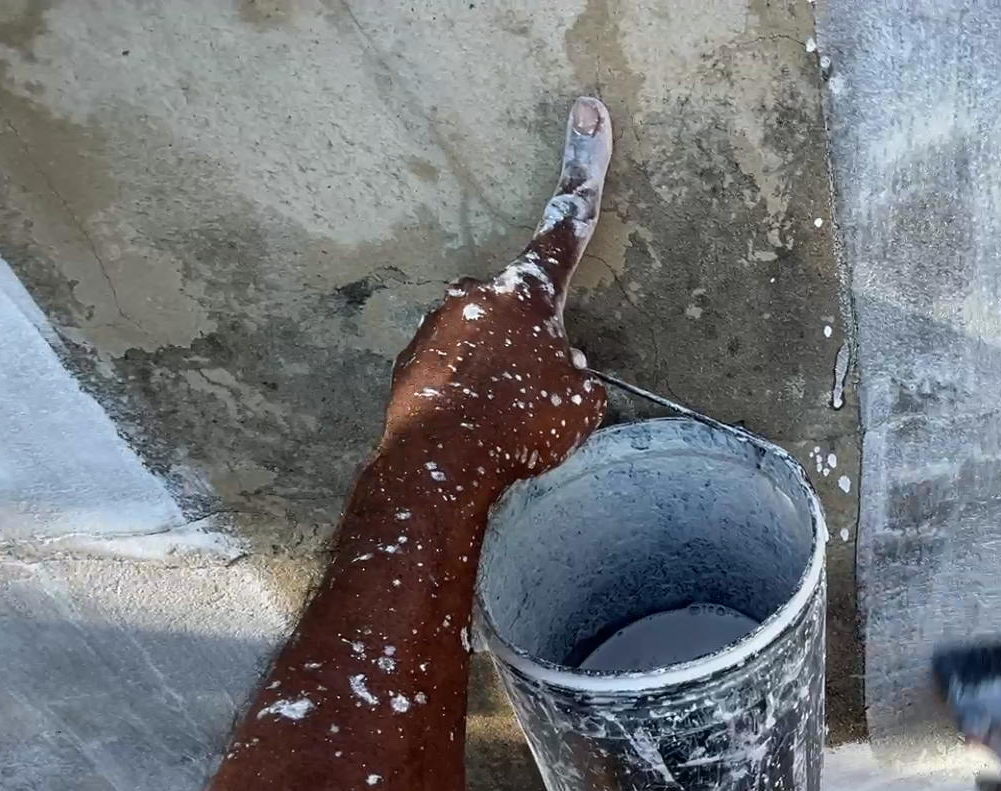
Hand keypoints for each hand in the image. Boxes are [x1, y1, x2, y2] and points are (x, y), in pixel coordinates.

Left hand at [382, 96, 612, 486]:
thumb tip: (557, 367)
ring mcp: (436, 327)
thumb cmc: (523, 425)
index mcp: (525, 296)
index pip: (564, 231)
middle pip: (517, 308)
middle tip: (537, 393)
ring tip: (504, 422)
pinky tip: (476, 427)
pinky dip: (469, 392)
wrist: (443, 464)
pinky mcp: (411, 362)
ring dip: (499, 372)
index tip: (589, 116)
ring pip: (483, 341)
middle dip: (531, 342)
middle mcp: (475, 296)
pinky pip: (454, 369)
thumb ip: (575, 373)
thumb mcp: (582, 403)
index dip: (585, 174)